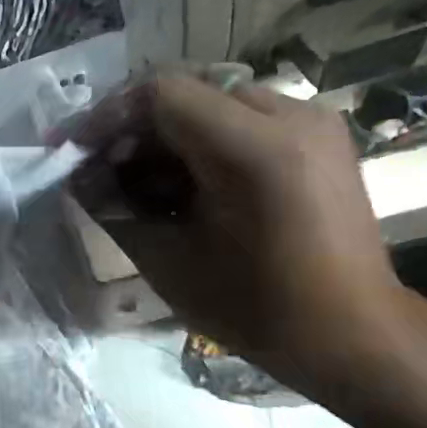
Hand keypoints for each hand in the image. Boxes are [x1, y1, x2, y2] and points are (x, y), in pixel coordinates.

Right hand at [71, 75, 405, 386]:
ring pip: (212, 103)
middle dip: (133, 129)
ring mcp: (312, 120)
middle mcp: (290, 114)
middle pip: (187, 93)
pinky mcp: (319, 136)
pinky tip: (183, 182)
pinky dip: (203, 143)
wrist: (354, 334)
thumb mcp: (171, 262)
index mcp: (254, 147)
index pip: (161, 94)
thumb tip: (77, 180)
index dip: (106, 117)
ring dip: (166, 137)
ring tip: (135, 181)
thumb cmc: (260, 310)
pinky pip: (243, 119)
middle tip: (97, 170)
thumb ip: (116, 210)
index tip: (71, 149)